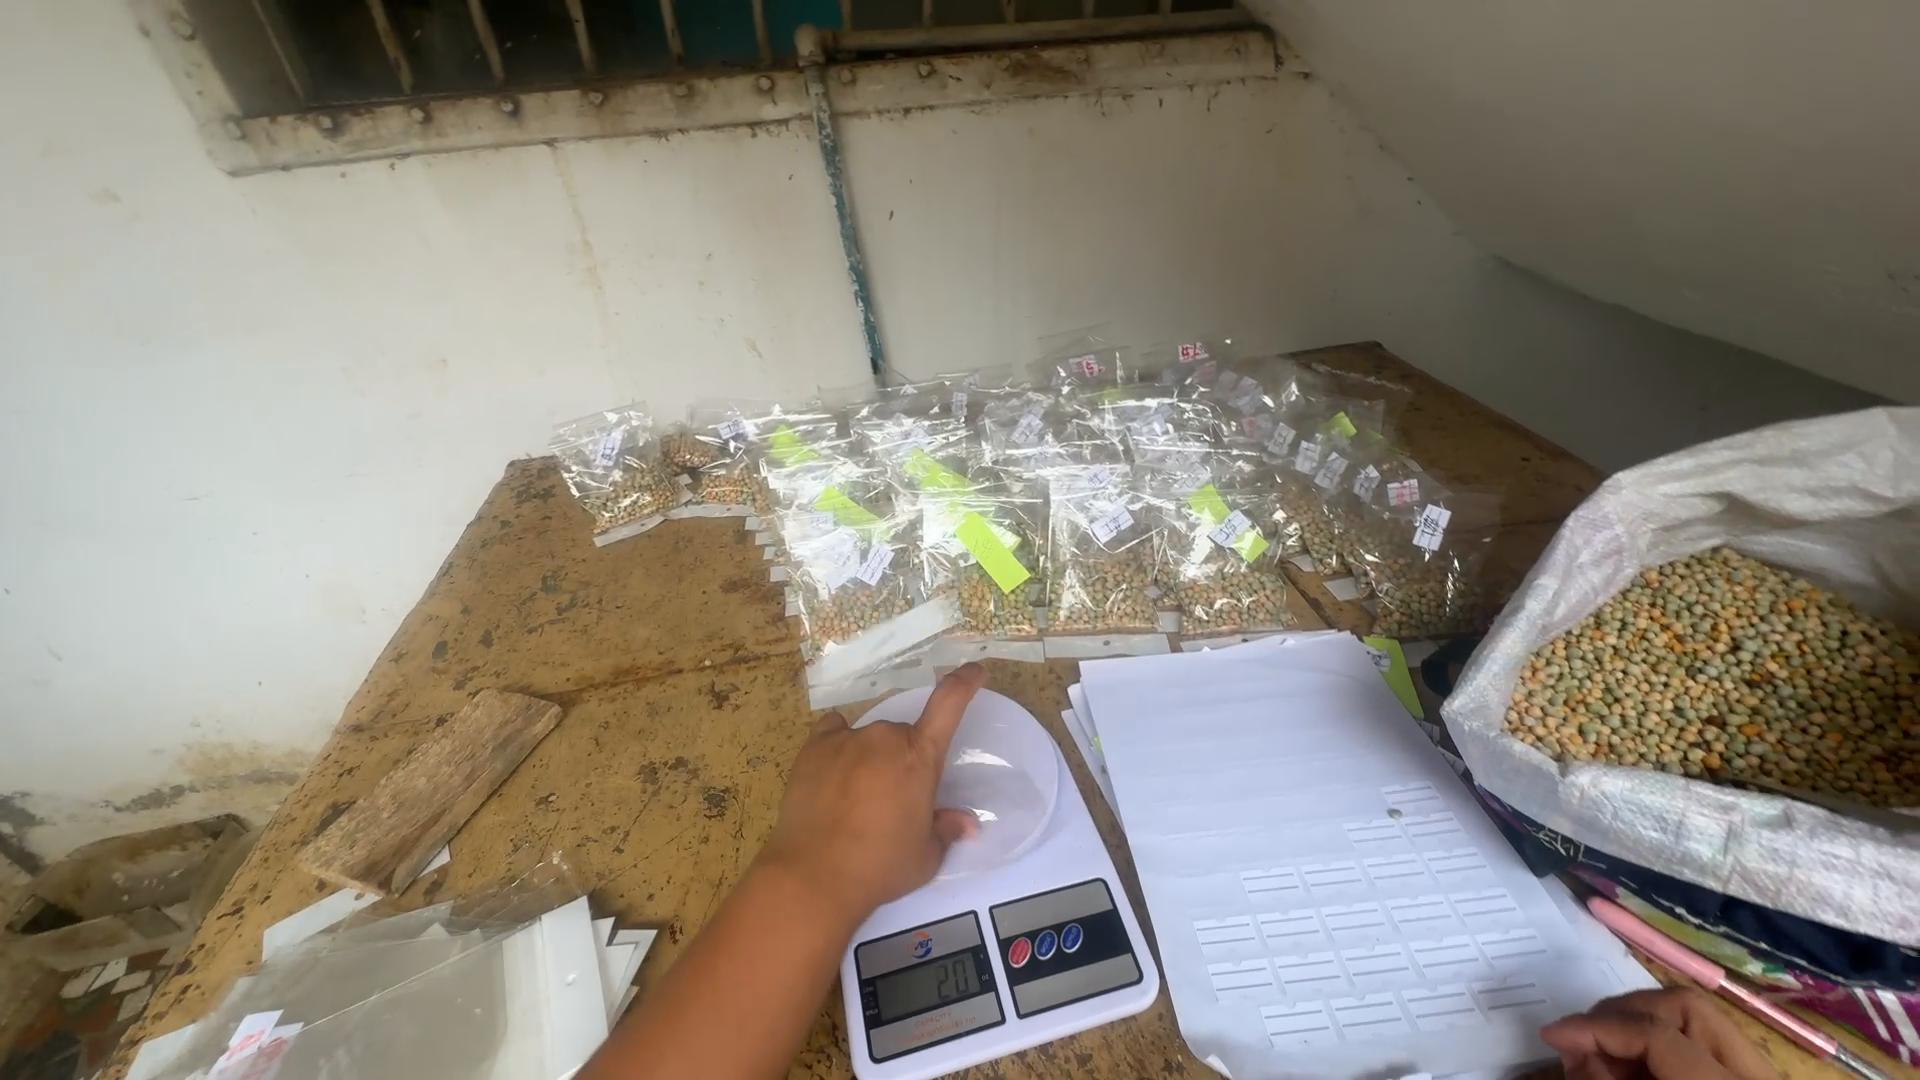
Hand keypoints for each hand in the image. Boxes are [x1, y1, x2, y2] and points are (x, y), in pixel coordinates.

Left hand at [758, 663, 986, 921]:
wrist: (814, 875)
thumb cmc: (879, 867)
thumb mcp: (925, 857)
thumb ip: (946, 830)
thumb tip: (967, 823)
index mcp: (920, 757)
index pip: (950, 702)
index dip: (964, 682)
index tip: (974, 671)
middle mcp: (886, 737)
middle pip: (903, 736)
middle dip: (902, 761)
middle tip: (890, 801)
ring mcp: (848, 738)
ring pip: (868, 739)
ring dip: (869, 760)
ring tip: (853, 801)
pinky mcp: (814, 746)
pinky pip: (833, 732)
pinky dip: (837, 747)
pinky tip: (830, 775)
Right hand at [1541, 988, 1778, 1079]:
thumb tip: (1570, 1045)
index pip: (1656, 1034)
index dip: (1594, 1028)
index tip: (1551, 1036)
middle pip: (1682, 1008)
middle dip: (1621, 1014)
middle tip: (1585, 1042)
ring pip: (1694, 1018)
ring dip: (1637, 1026)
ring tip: (1608, 1059)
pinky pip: (1703, 1045)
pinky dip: (1659, 1048)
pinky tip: (1636, 1073)